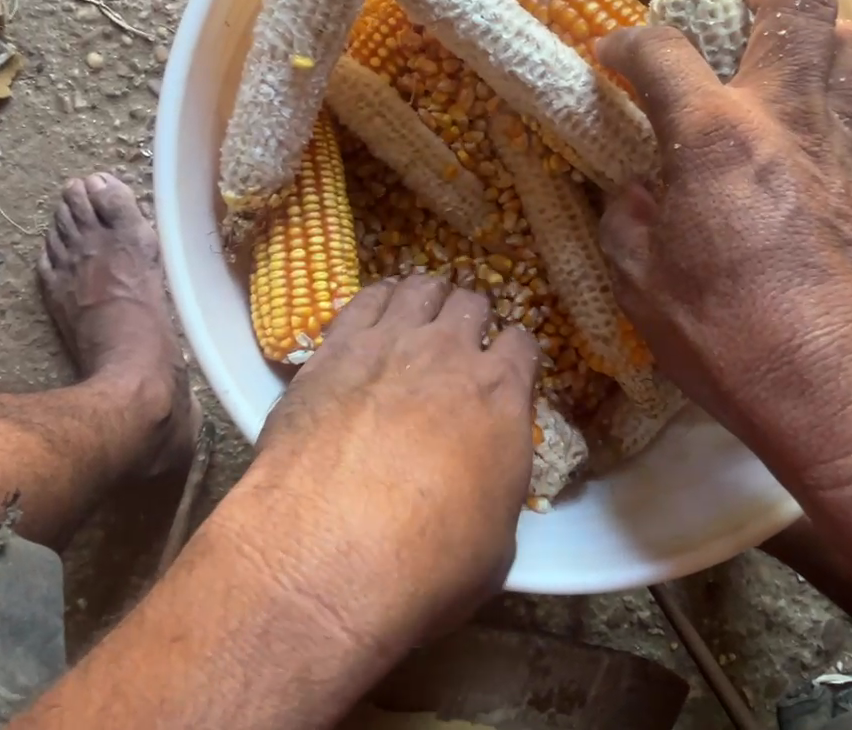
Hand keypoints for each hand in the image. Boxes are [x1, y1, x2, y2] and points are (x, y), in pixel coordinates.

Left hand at [247, 274, 539, 638]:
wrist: (329, 550)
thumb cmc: (428, 562)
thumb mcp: (496, 540)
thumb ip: (497, 481)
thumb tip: (486, 471)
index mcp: (501, 395)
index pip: (523, 345)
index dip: (516, 353)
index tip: (507, 366)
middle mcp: (450, 353)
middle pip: (471, 305)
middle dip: (471, 317)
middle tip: (459, 337)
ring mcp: (389, 342)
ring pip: (420, 289)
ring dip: (428, 296)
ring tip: (421, 308)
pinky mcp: (333, 347)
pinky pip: (364, 298)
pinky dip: (379, 296)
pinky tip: (377, 304)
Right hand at [596, 0, 851, 481]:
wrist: (838, 392)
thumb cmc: (727, 339)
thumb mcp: (640, 283)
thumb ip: (626, 218)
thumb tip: (631, 189)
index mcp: (714, 139)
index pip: (662, 52)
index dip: (627, 42)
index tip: (611, 56)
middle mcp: (787, 119)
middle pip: (793, 3)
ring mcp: (847, 146)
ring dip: (825, 27)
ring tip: (794, 43)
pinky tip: (831, 121)